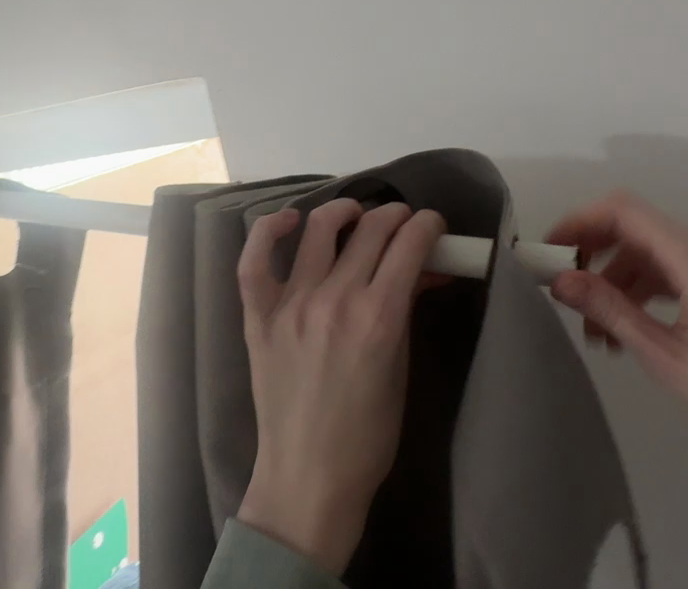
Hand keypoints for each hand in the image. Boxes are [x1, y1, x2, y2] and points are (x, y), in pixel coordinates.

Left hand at [234, 199, 446, 574]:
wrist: (308, 477)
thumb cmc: (367, 436)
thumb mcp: (400, 369)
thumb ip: (407, 310)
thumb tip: (424, 269)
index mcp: (378, 317)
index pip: (409, 244)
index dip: (427, 224)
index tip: (433, 224)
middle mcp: (334, 299)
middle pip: (371, 230)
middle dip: (396, 216)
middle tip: (405, 223)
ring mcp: (291, 304)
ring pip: (319, 229)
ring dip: (346, 211)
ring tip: (358, 214)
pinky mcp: (258, 315)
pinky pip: (254, 259)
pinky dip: (269, 229)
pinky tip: (290, 220)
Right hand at [545, 191, 687, 477]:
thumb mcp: (667, 357)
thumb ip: (610, 310)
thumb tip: (559, 280)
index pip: (624, 211)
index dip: (578, 222)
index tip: (546, 252)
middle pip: (636, 227)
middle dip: (594, 256)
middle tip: (566, 298)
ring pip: (653, 250)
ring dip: (618, 279)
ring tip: (598, 333)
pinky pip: (677, 268)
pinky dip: (646, 288)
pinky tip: (630, 328)